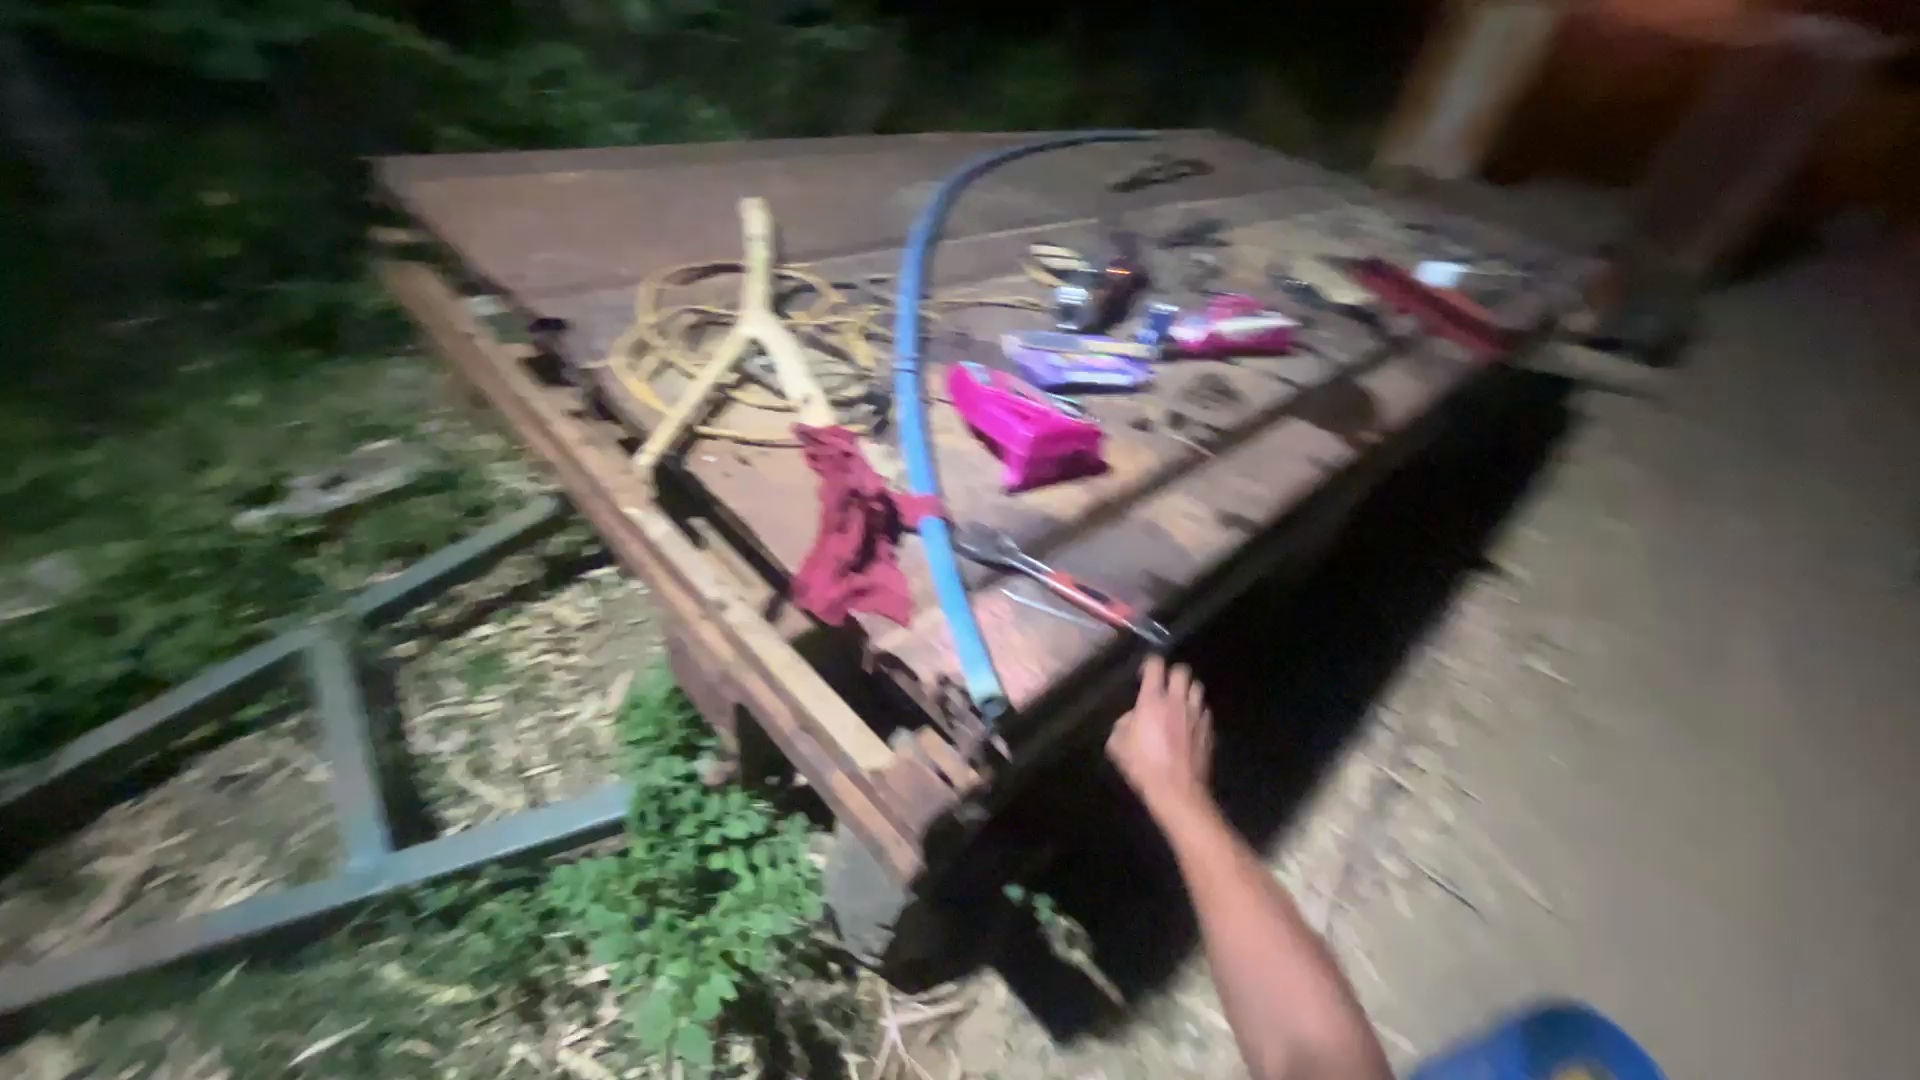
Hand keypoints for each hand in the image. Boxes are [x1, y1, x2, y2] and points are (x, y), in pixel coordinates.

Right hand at [1106, 655, 1213, 815]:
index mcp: (1152, 699)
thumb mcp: (1117, 744)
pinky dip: (1197, 712)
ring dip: (1187, 691)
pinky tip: (1190, 723)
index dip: (1149, 663)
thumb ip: (1123, 723)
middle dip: (1173, 673)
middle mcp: (1177, 701)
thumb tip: (1133, 717)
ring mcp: (1197, 714)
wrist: (1176, 790)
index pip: (1155, 665)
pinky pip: (1204, 711)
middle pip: (1182, 671)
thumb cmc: (1143, 765)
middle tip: (1164, 684)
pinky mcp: (1209, 730)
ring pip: (1197, 688)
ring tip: (1180, 701)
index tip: (1144, 670)